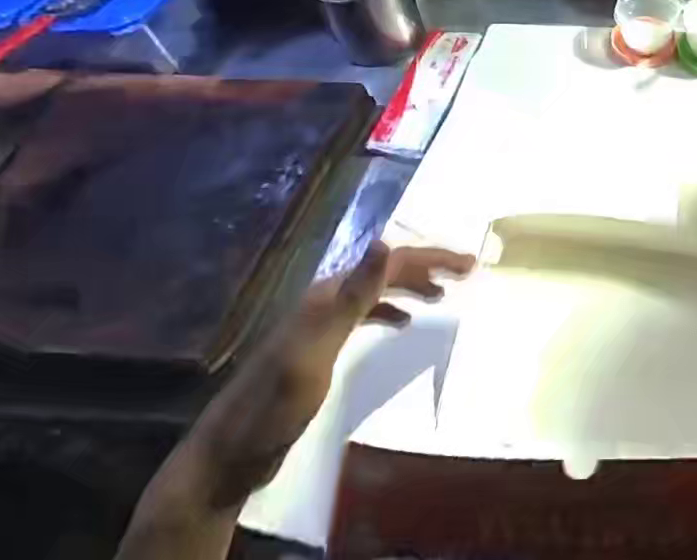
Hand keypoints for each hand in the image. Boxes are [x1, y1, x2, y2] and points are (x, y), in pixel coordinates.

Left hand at [117, 243, 472, 559]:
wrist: (225, 459)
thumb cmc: (275, 405)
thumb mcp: (317, 348)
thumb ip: (354, 295)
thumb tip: (384, 238)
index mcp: (329, 294)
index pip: (392, 261)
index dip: (433, 257)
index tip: (471, 264)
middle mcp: (327, 300)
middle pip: (387, 270)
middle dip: (430, 265)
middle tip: (469, 271)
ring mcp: (323, 324)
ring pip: (379, 290)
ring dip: (414, 284)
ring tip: (445, 292)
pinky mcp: (322, 346)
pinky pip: (368, 314)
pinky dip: (393, 309)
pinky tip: (406, 321)